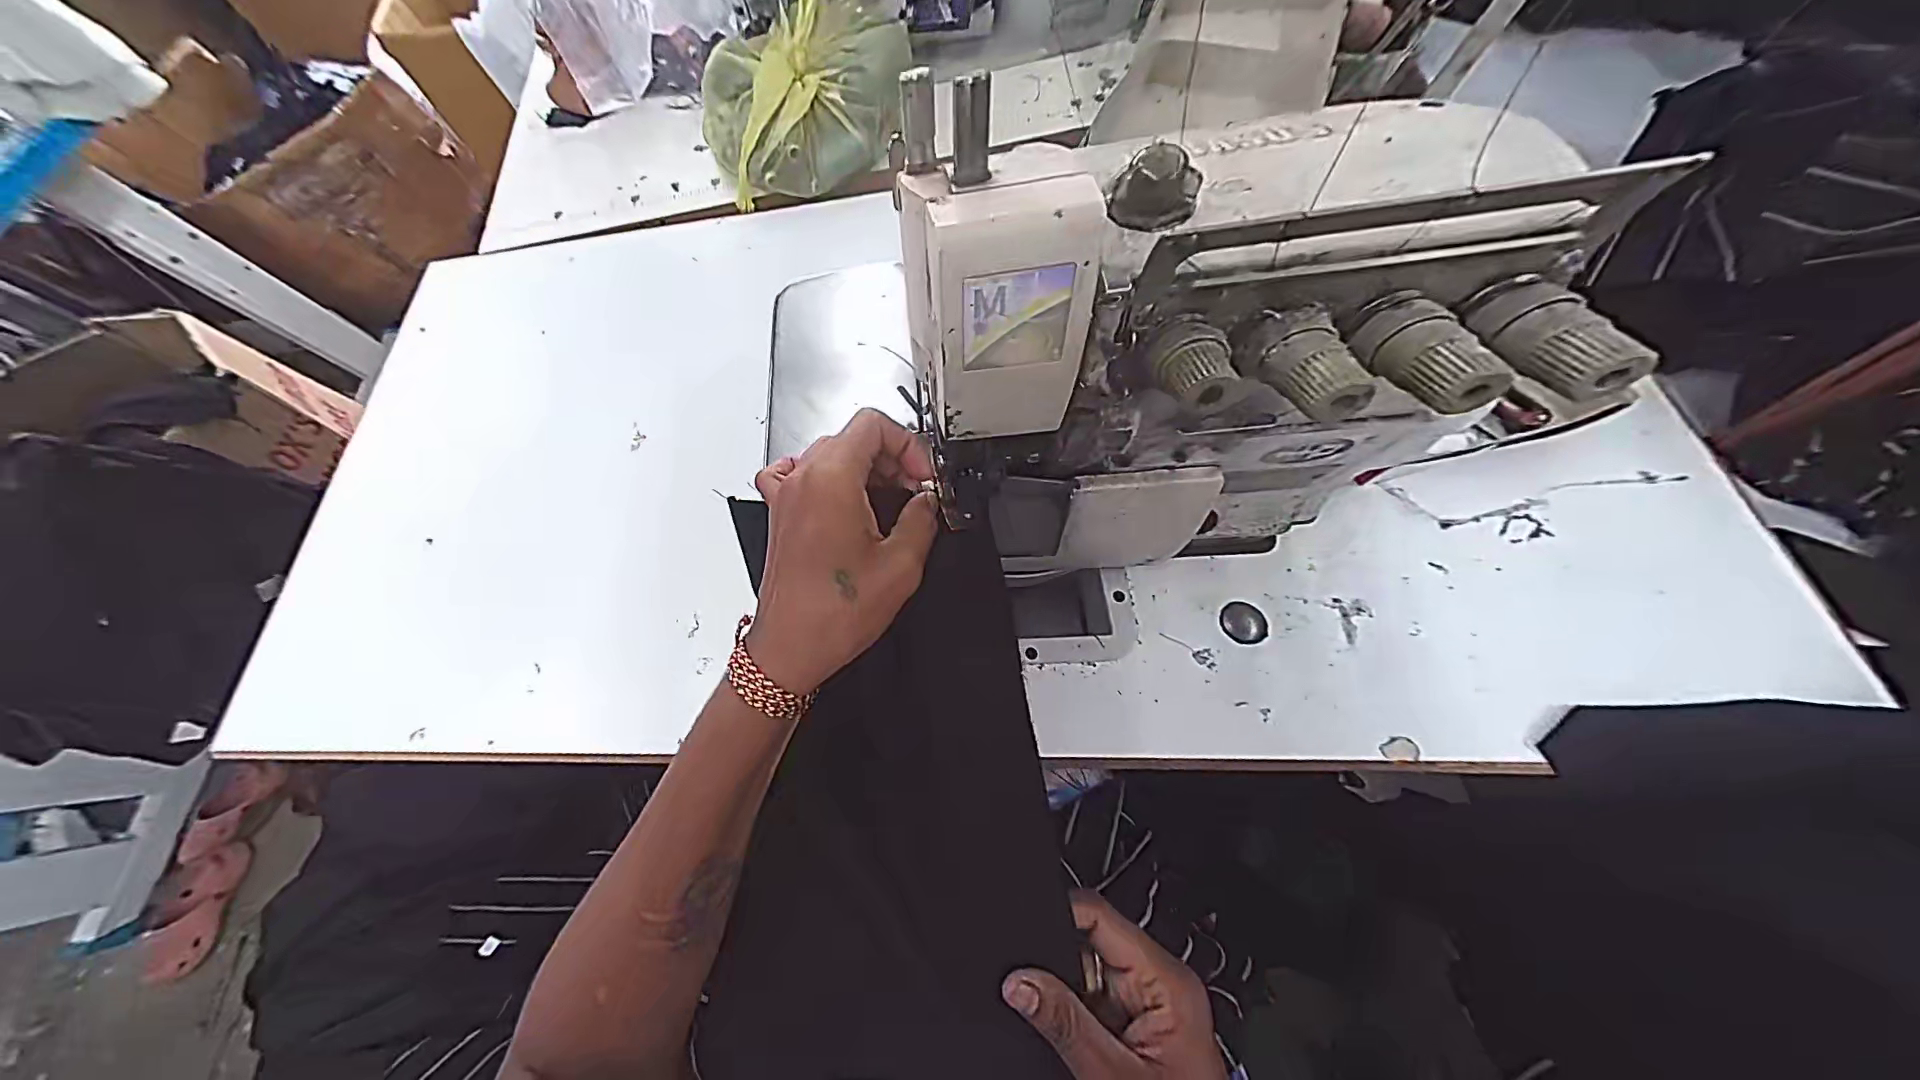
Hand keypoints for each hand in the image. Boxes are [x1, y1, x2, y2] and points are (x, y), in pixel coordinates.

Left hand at [745, 409, 940, 695]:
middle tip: (915, 494)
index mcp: (831, 479)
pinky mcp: (782, 514)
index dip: (909, 445)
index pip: (874, 424)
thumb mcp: (901, 565)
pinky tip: (849, 505)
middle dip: (893, 460)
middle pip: (854, 437)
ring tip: (890, 506)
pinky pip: (803, 476)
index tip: (922, 477)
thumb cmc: (831, 614)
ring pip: (832, 455)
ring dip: (867, 471)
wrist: (791, 645)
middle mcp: (803, 478)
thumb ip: (922, 519)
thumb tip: (927, 503)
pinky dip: (831, 482)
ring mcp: (787, 495)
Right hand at [1002, 891, 1225, 1079]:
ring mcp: (1150, 1007)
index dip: (1058, 916)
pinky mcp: (1138, 1028)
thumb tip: (1019, 982)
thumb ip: (1064, 1024)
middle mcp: (1162, 984)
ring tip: (1079, 1043)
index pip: (1101, 916)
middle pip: (1089, 945)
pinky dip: (1075, 1019)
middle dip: (1059, 971)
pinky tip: (1082, 1046)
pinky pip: (1092, 1004)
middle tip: (1043, 1007)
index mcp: (1168, 980)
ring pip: (1085, 977)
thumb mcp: (1113, 1078)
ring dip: (1067, 1001)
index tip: (1022, 939)